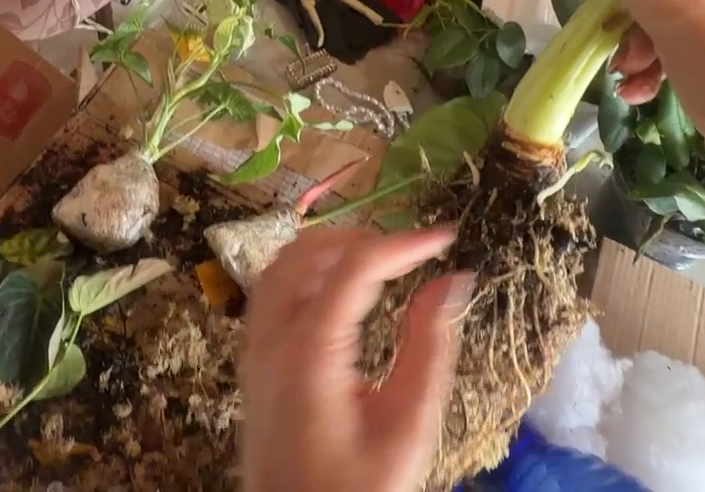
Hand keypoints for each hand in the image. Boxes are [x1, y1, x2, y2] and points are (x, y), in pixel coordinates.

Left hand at [240, 228, 472, 491]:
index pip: (355, 266)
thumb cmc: (358, 491)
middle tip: (411, 252)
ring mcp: (254, 344)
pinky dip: (307, 269)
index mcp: (310, 352)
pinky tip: (340, 287)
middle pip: (309, 249)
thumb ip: (428, 350)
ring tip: (381, 262)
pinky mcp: (252, 356)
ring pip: (283, 261)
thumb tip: (452, 281)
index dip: (403, 243)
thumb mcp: (407, 429)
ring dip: (331, 249)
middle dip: (363, 238)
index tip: (445, 237)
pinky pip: (272, 287)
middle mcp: (271, 336)